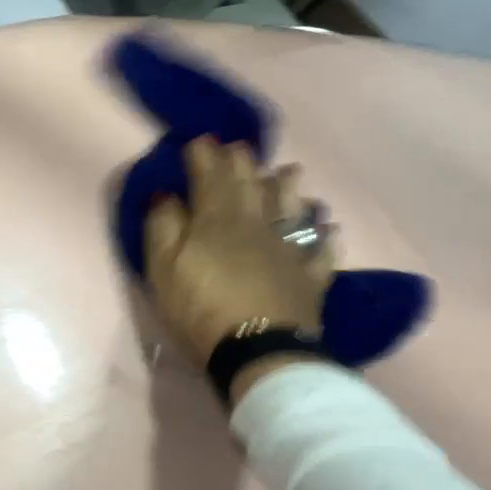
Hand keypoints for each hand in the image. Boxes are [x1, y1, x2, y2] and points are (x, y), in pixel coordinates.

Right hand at [144, 136, 334, 368]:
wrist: (260, 350)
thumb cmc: (198, 305)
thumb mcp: (162, 265)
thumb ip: (162, 226)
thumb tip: (166, 194)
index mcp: (217, 222)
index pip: (210, 180)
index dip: (204, 158)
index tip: (199, 139)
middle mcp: (257, 227)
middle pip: (251, 188)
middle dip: (242, 164)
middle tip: (240, 146)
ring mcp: (289, 252)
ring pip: (291, 211)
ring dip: (288, 188)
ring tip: (289, 171)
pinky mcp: (310, 278)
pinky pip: (322, 250)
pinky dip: (324, 234)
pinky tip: (328, 225)